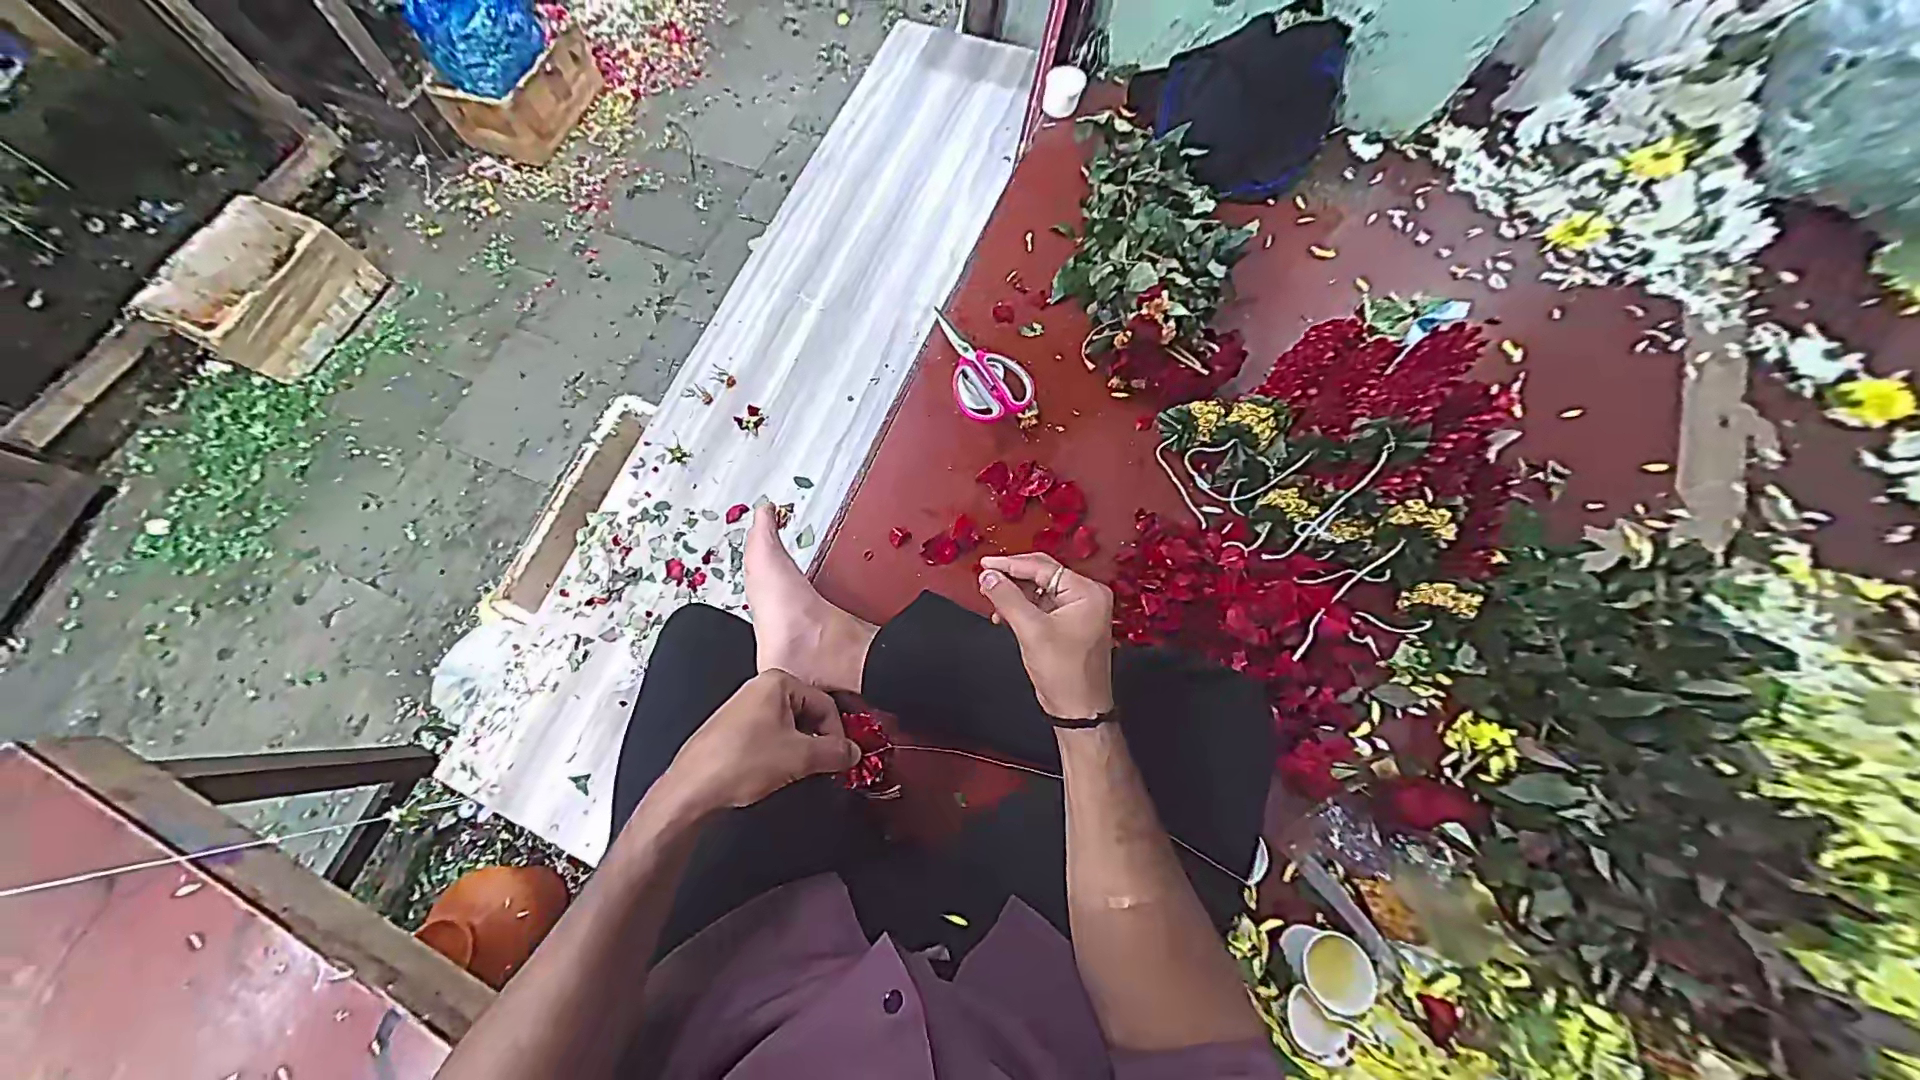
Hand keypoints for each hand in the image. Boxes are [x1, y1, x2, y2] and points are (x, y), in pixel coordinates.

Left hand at [656, 670, 860, 814]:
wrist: (691, 790)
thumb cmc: (741, 763)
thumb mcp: (800, 757)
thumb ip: (835, 752)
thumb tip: (853, 752)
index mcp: (777, 682)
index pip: (826, 704)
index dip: (838, 733)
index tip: (841, 757)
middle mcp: (761, 688)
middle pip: (809, 713)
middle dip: (819, 741)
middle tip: (823, 767)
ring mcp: (746, 708)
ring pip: (791, 726)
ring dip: (801, 749)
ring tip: (798, 771)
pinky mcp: (735, 729)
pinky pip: (772, 735)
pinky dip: (782, 753)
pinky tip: (776, 772)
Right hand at [977, 553, 1115, 720]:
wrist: (1078, 711)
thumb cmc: (1063, 672)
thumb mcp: (1031, 631)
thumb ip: (1007, 598)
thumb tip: (987, 575)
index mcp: (1087, 592)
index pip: (1043, 567)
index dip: (1010, 564)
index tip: (984, 564)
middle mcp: (1087, 596)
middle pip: (1042, 575)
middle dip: (1012, 578)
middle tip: (984, 579)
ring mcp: (1079, 610)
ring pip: (1039, 590)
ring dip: (1015, 594)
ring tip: (990, 598)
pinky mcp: (1070, 624)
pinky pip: (1042, 606)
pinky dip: (1022, 608)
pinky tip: (1003, 615)